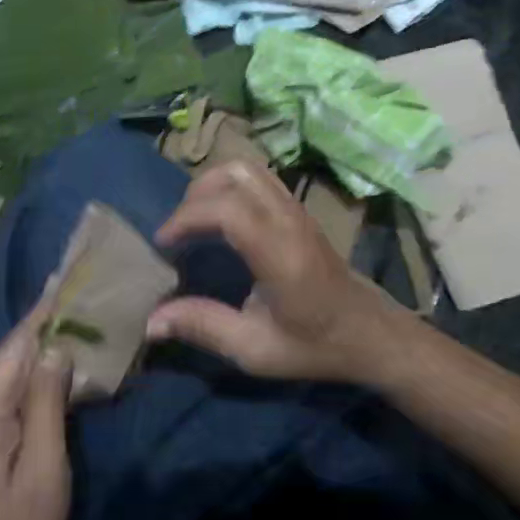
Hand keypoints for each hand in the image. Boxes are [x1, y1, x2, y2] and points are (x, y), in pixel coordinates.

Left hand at [0, 312, 71, 519]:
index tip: (66, 279)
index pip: (14, 349)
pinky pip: (0, 398)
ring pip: (4, 377)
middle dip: (42, 330)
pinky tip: (52, 371)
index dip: (41, 313)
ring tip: (73, 326)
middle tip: (80, 302)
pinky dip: (27, 381)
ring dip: (37, 355)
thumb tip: (57, 347)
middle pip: (6, 359)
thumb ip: (47, 404)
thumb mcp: (45, 471)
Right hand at [147, 161, 403, 383]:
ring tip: (194, 220)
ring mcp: (297, 209)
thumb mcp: (255, 350)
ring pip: (247, 168)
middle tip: (177, 232)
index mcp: (280, 253)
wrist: (368, 332)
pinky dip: (229, 186)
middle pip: (235, 175)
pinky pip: (258, 178)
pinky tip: (219, 218)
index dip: (187, 217)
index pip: (228, 209)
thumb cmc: (314, 344)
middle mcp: (290, 220)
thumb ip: (204, 328)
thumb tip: (150, 322)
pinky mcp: (298, 209)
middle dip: (195, 196)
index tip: (165, 245)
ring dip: (212, 185)